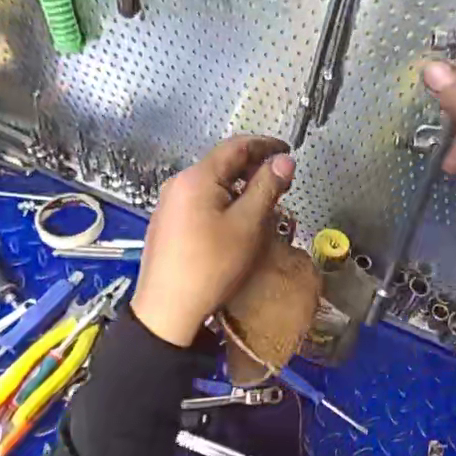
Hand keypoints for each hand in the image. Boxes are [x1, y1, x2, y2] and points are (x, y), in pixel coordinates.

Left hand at [131, 135, 296, 345]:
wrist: (167, 310)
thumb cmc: (211, 266)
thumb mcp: (247, 225)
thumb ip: (267, 187)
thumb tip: (284, 161)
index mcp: (196, 177)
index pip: (236, 146)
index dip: (265, 145)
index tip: (288, 150)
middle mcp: (178, 183)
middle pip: (222, 164)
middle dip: (254, 169)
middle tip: (281, 183)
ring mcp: (168, 204)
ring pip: (212, 185)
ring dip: (239, 188)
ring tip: (263, 205)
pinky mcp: (167, 224)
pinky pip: (200, 202)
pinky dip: (223, 203)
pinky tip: (236, 222)